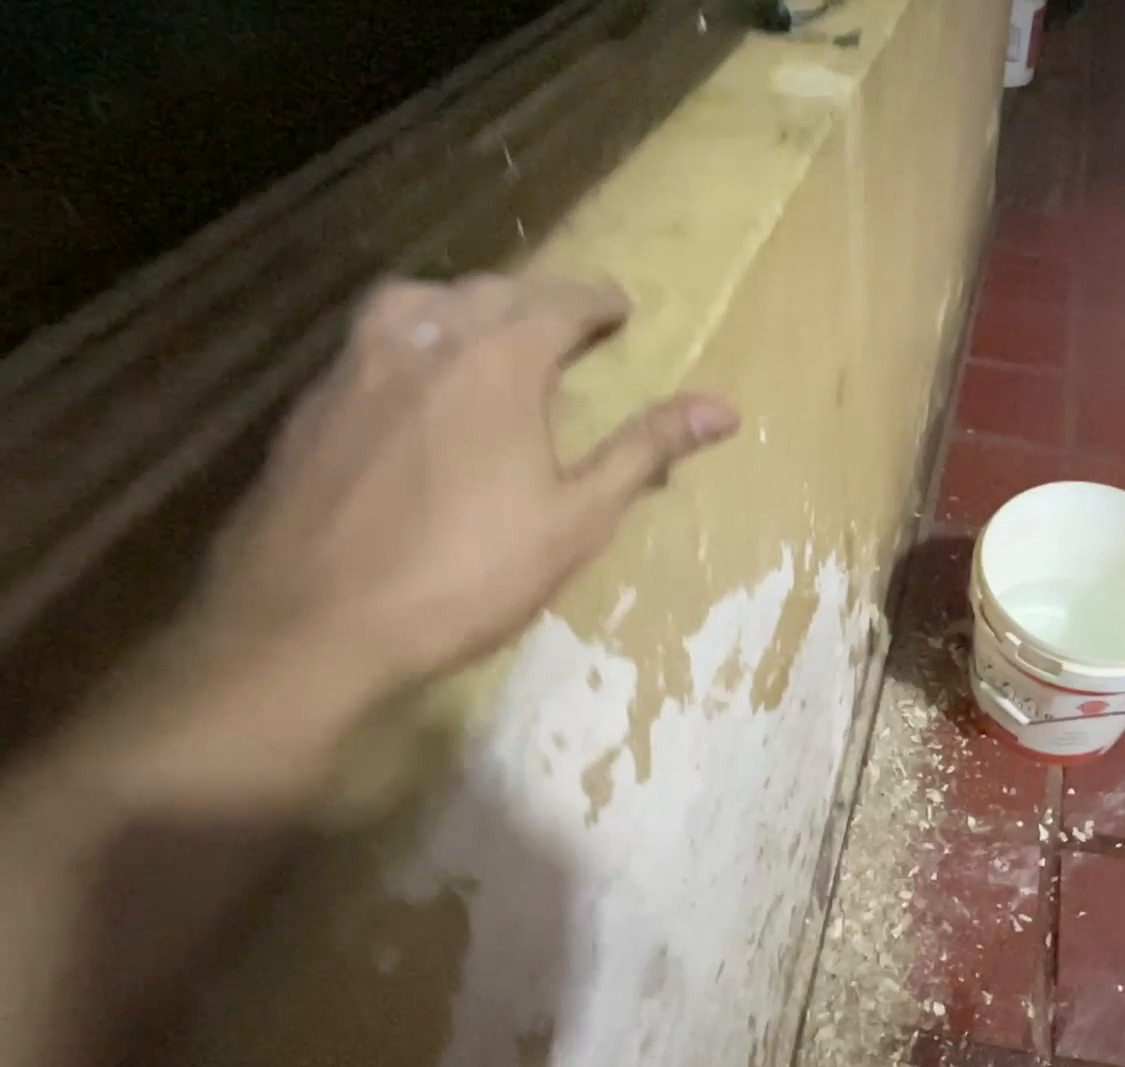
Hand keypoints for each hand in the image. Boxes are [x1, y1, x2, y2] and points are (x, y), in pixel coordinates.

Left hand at [198, 273, 739, 696]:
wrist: (314, 628)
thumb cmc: (469, 572)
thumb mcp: (580, 516)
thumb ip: (646, 449)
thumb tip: (724, 409)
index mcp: (497, 364)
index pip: (558, 305)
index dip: (597, 302)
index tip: (622, 307)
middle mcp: (423, 344)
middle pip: (488, 292)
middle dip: (539, 298)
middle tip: (569, 323)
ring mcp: (355, 371)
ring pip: (413, 301)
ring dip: (464, 303)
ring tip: (487, 331)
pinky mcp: (311, 408)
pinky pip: (369, 341)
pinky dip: (411, 338)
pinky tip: (417, 384)